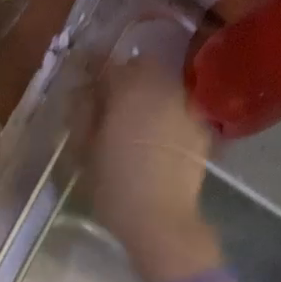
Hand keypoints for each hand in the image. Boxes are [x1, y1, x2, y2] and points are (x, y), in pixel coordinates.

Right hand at [89, 53, 221, 281]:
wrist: (161, 218)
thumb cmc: (114, 186)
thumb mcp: (85, 151)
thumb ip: (84, 114)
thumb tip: (83, 92)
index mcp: (128, 87)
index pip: (106, 63)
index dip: (90, 68)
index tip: (80, 77)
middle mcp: (162, 86)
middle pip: (140, 68)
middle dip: (123, 78)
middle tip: (107, 101)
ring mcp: (186, 104)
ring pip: (162, 85)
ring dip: (146, 95)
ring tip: (132, 119)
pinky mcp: (201, 126)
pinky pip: (177, 108)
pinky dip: (164, 114)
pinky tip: (154, 138)